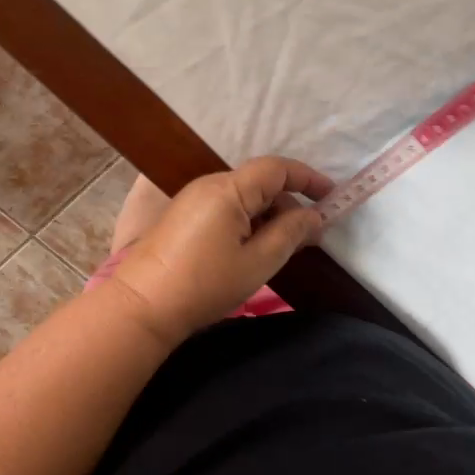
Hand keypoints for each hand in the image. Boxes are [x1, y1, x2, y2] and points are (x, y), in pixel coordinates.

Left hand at [106, 156, 332, 342]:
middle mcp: (209, 185)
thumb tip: (314, 216)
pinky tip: (253, 249)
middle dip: (289, 203)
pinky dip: (247, 221)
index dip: (308, 178)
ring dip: (268, 215)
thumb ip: (290, 234)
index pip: (276, 168)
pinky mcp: (181, 217)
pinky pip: (224, 208)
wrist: (142, 306)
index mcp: (229, 189)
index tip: (332, 195)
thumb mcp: (258, 263)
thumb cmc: (205, 284)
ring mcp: (191, 199)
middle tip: (310, 235)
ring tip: (284, 247)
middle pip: (259, 182)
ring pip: (242, 197)